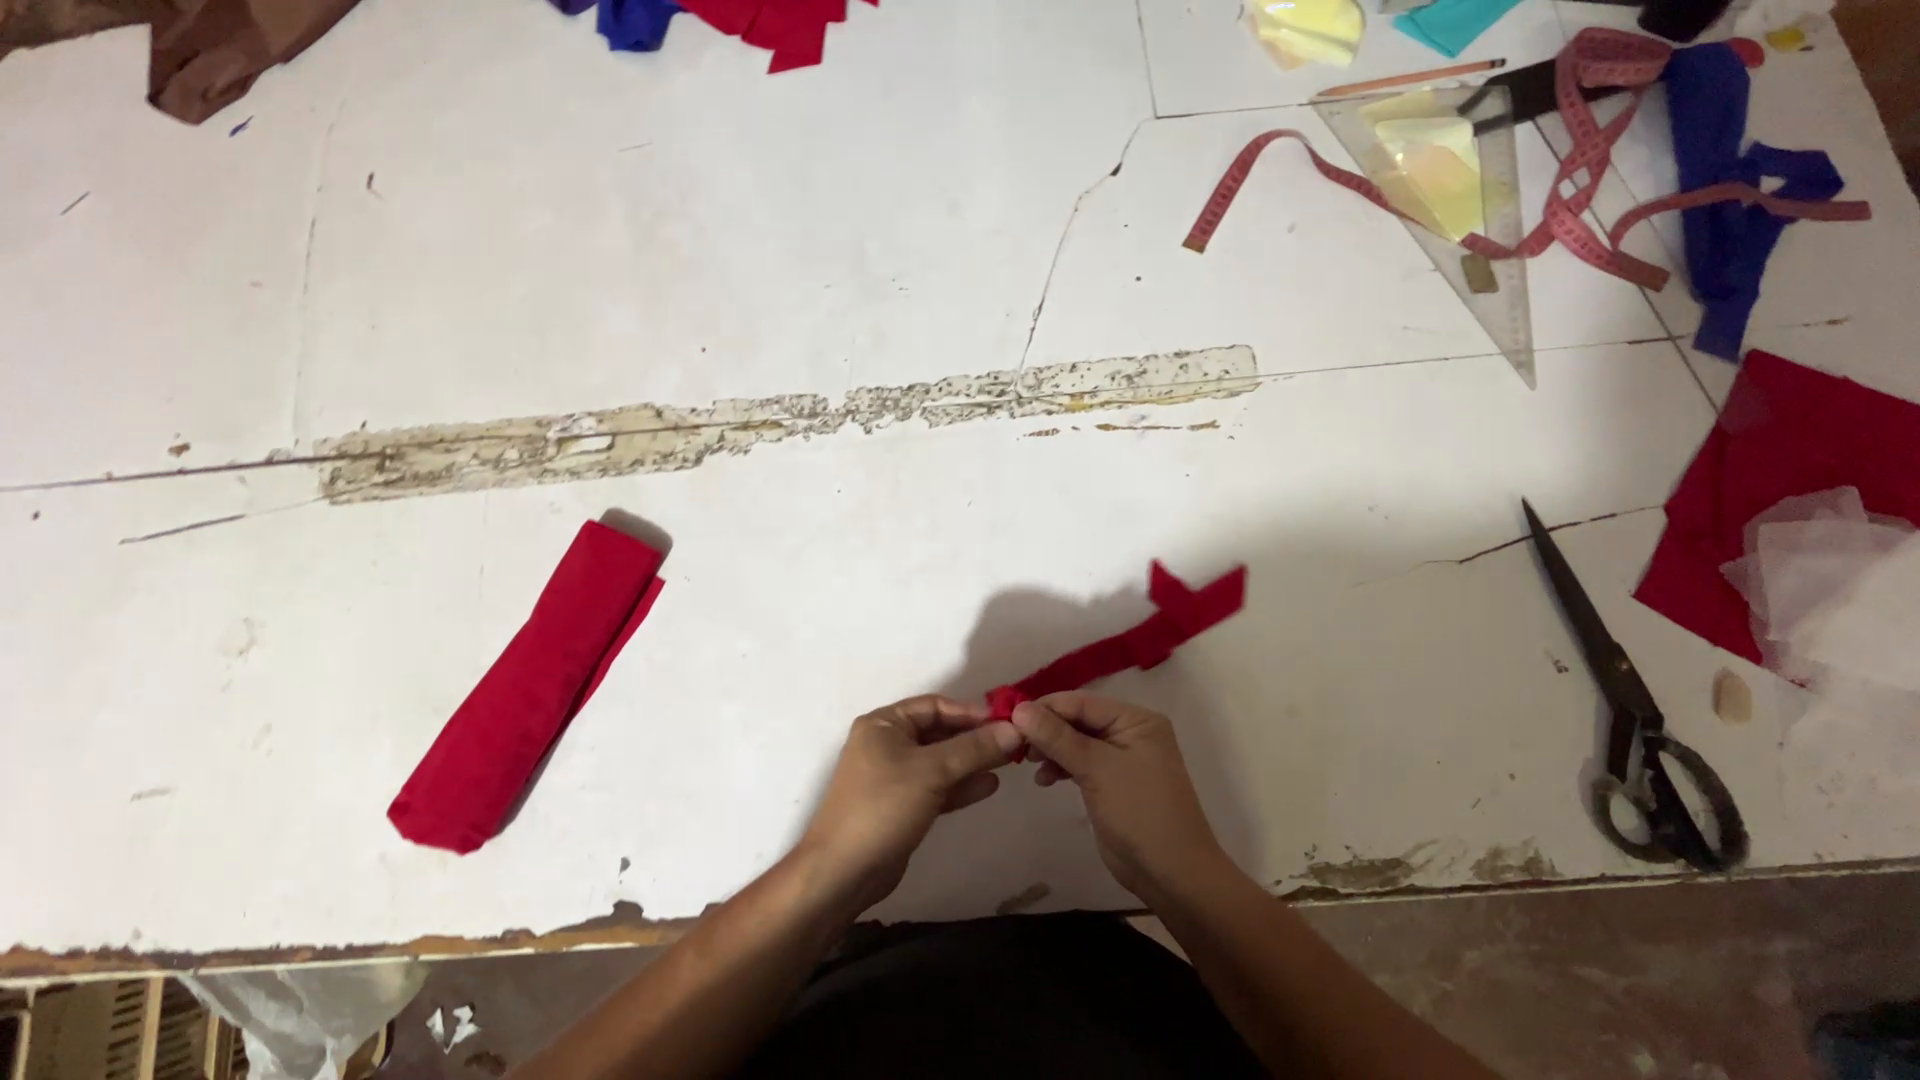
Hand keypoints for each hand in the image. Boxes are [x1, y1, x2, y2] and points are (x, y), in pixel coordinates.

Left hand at [799, 695, 1023, 914]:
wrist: (844, 870)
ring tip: (1010, 762)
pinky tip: (990, 785)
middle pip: (939, 732)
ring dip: (972, 761)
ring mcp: (894, 777)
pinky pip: (937, 787)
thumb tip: (1015, 729)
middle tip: (1014, 742)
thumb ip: (974, 748)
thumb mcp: (932, 770)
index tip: (1005, 721)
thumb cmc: (883, 806)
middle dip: (975, 737)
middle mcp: (886, 745)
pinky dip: (961, 785)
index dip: (970, 712)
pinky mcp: (902, 806)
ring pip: (941, 761)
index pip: (934, 706)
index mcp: (883, 724)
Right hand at [1010, 692, 1226, 899]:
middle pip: (1078, 720)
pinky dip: (1061, 767)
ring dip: (1051, 749)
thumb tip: (1019, 709)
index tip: (1008, 718)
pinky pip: (1080, 763)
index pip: (1081, 702)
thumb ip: (1058, 737)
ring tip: (1028, 763)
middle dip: (1046, 729)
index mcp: (1136, 719)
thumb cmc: (1139, 811)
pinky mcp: (1111, 783)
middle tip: (1015, 744)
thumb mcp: (1096, 768)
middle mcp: (1130, 732)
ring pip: (1076, 742)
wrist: (1171, 872)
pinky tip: (1044, 779)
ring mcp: (1121, 759)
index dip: (1045, 708)